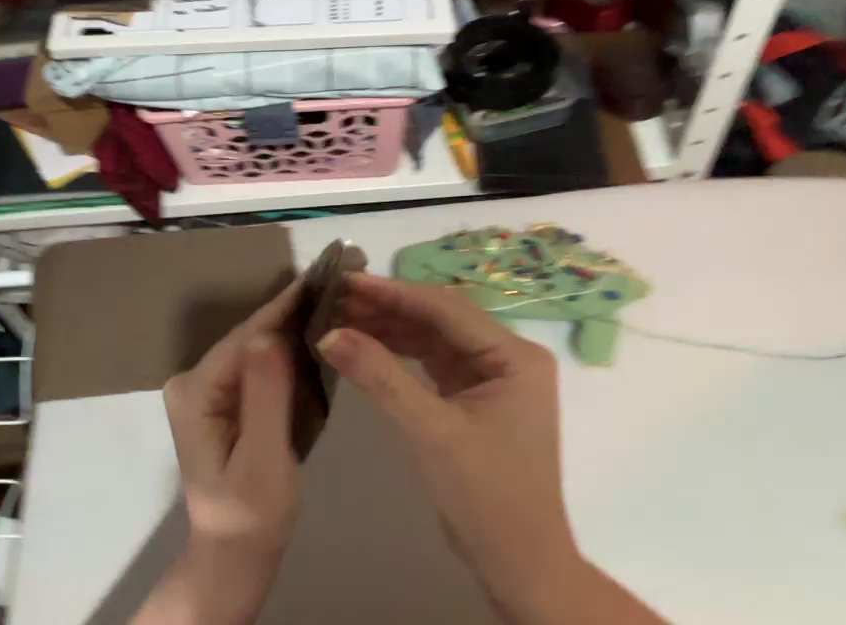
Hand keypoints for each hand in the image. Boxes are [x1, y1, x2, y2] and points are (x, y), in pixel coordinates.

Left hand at [133, 279, 301, 624]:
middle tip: (332, 284)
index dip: (282, 308)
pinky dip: (281, 353)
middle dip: (287, 314)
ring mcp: (204, 391)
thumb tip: (269, 335)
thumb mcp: (263, 459)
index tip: (318, 278)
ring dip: (286, 329)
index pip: (244, 338)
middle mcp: (191, 382)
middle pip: (246, 339)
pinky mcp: (221, 401)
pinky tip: (308, 338)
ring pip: (251, 350)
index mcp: (194, 391)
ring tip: (328, 301)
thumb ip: (265, 396)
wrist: (234, 555)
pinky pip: (254, 368)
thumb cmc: (251, 514)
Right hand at [319, 274, 661, 624]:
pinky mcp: (474, 395)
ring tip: (340, 315)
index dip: (392, 292)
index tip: (345, 280)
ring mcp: (492, 376)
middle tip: (334, 297)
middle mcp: (508, 356)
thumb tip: (327, 333)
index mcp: (514, 356)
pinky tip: (364, 343)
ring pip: (432, 335)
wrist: (518, 564)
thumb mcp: (429, 431)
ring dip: (388, 326)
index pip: (445, 308)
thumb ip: (379, 376)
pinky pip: (430, 359)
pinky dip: (397, 351)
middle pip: (439, 316)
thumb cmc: (485, 496)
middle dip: (386, 306)